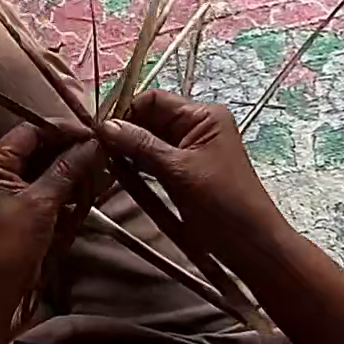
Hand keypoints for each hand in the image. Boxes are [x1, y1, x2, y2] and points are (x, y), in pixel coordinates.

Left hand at [0, 122, 106, 306]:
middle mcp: (2, 170)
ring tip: (104, 172)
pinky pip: (52, 189)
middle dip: (73, 152)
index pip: (32, 130)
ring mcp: (14, 189)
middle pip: (43, 148)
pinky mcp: (27, 207)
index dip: (64, 130)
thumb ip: (67, 169)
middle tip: (105, 154)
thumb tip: (95, 143)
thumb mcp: (41, 203)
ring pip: (50, 169)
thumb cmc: (11, 244)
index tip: (95, 134)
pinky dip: (70, 190)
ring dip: (76, 172)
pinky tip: (93, 191)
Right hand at [98, 90, 288, 245]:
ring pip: (146, 141)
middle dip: (122, 129)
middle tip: (94, 145)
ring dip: (125, 148)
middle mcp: (194, 127)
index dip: (125, 109)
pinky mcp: (179, 173)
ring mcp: (186, 151)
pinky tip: (114, 170)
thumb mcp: (179, 170)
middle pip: (148, 118)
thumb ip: (141, 146)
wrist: (250, 244)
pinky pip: (150, 161)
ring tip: (100, 158)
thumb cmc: (223, 202)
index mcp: (203, 116)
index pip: (154, 99)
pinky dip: (133, 164)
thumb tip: (104, 126)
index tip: (98, 126)